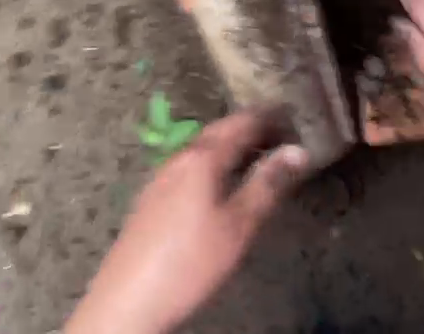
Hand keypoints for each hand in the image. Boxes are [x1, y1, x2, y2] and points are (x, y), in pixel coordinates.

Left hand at [65, 109, 309, 333]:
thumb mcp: (238, 225)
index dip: (270, 116)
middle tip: (279, 133)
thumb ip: (268, 183)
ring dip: (230, 144)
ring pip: (202, 147)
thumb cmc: (189, 263)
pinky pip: (188, 164)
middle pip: (220, 130)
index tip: (294, 116)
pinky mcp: (149, 198)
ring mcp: (160, 177)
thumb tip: (299, 150)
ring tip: (255, 156)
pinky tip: (217, 183)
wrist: (123, 306)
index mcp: (203, 158)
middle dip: (250, 128)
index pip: (243, 122)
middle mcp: (180, 158)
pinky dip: (211, 161)